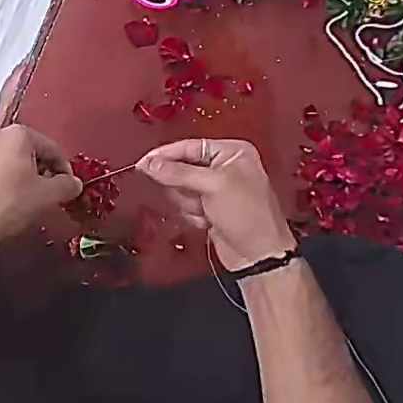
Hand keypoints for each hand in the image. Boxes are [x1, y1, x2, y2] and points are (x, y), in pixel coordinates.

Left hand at [0, 125, 81, 253]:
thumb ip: (68, 185)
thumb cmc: (7, 204)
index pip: (53, 150)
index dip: (65, 171)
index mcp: (19, 135)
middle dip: (44, 173)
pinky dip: (3, 181)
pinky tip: (6, 197)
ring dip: (25, 178)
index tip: (69, 187)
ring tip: (30, 201)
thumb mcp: (49, 195)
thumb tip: (73, 184)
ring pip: (13, 162)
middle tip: (51, 194)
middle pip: (32, 153)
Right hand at [139, 138, 296, 270]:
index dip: (166, 155)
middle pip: (182, 168)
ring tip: (206, 211)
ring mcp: (217, 188)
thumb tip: (150, 163)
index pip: (189, 146)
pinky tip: (208, 222)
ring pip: (181, 189)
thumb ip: (178, 172)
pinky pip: (186, 205)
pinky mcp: (211, 208)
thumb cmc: (248, 214)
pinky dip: (193, 215)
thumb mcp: (213, 186)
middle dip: (185, 187)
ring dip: (190, 203)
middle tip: (196, 197)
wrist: (259, 256)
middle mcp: (225, 166)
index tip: (144, 163)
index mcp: (232, 151)